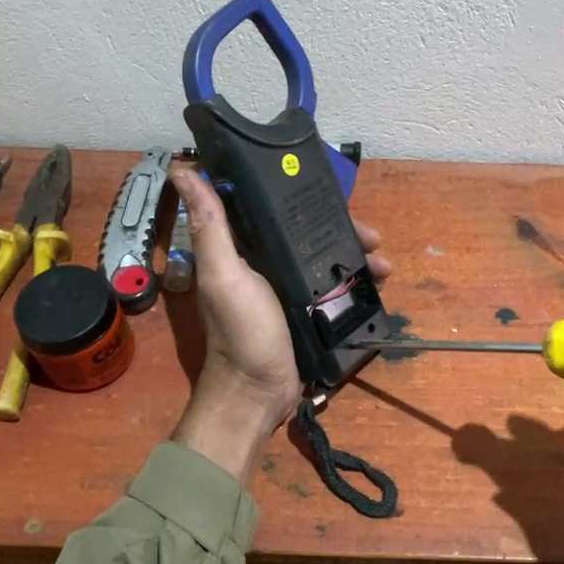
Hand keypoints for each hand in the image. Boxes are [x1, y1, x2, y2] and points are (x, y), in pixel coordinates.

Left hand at [166, 165, 389, 479]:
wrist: (259, 393)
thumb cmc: (241, 331)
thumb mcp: (224, 275)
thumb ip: (210, 226)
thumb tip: (180, 170)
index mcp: (245, 248)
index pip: (275, 209)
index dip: (302, 197)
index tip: (331, 192)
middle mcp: (269, 263)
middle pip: (312, 233)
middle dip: (344, 230)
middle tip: (372, 236)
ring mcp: (293, 288)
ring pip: (331, 259)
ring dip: (360, 256)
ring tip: (382, 263)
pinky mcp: (313, 311)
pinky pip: (340, 287)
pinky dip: (361, 282)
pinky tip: (381, 282)